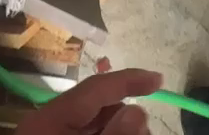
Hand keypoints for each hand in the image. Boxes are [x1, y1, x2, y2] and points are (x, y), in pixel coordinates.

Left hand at [13, 69, 162, 134]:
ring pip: (94, 122)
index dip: (129, 79)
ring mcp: (50, 132)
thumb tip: (139, 111)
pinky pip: (85, 132)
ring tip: (138, 132)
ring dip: (118, 126)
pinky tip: (119, 132)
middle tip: (147, 127)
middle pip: (97, 106)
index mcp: (50, 115)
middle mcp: (48, 120)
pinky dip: (103, 133)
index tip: (159, 79)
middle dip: (126, 113)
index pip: (95, 86)